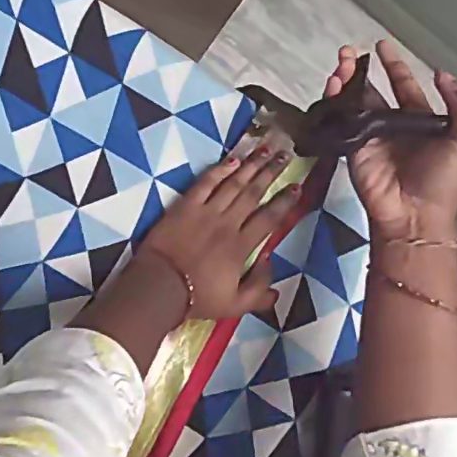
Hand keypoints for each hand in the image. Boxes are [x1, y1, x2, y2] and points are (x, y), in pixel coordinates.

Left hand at [134, 143, 298, 320]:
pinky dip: (219, 170)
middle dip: (271, 172)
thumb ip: (259, 291)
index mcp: (241, 246)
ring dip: (251, 166)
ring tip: (265, 150)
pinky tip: (232, 159)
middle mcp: (227, 223)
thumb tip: (271, 266)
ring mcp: (205, 212)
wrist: (159, 286)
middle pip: (253, 193)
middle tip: (285, 155)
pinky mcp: (185, 206)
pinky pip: (205, 183)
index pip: (269, 218)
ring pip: (233, 183)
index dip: (285, 201)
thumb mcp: (235, 305)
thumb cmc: (197, 298)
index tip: (297, 186)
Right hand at [325, 40, 456, 242]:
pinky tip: (333, 84)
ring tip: (340, 61)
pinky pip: (341, 118)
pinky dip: (335, 99)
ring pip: (354, 100)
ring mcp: (370, 135)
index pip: (406, 87)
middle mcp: (393, 125)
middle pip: (374, 89)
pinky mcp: (352, 146)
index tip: (385, 47)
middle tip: (351, 50)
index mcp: (422, 122)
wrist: (414, 213)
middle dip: (363, 68)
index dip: (396, 68)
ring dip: (345, 78)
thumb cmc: (444, 180)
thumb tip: (443, 75)